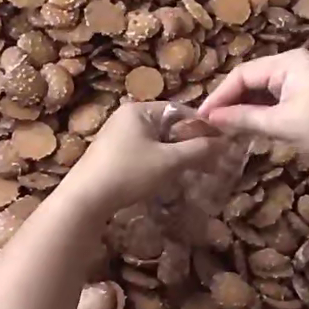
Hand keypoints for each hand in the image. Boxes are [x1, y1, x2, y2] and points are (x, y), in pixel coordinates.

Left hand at [56, 102, 220, 217]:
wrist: (85, 198)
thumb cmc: (129, 172)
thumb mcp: (169, 160)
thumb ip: (199, 149)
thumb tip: (224, 142)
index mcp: (138, 110)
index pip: (180, 110)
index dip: (203, 127)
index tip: (222, 145)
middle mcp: (125, 118)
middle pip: (168, 126)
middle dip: (190, 144)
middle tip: (212, 162)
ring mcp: (116, 137)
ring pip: (156, 142)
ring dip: (176, 156)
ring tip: (195, 172)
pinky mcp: (111, 155)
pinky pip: (143, 153)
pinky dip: (159, 163)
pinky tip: (169, 178)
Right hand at [196, 50, 308, 162]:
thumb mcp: (281, 125)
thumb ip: (243, 118)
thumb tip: (210, 118)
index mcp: (288, 62)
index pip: (241, 75)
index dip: (218, 96)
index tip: (201, 118)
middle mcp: (295, 63)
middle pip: (251, 80)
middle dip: (229, 102)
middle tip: (210, 125)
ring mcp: (305, 76)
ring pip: (262, 90)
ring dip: (244, 108)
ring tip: (226, 128)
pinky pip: (276, 97)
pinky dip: (261, 111)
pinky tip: (250, 126)